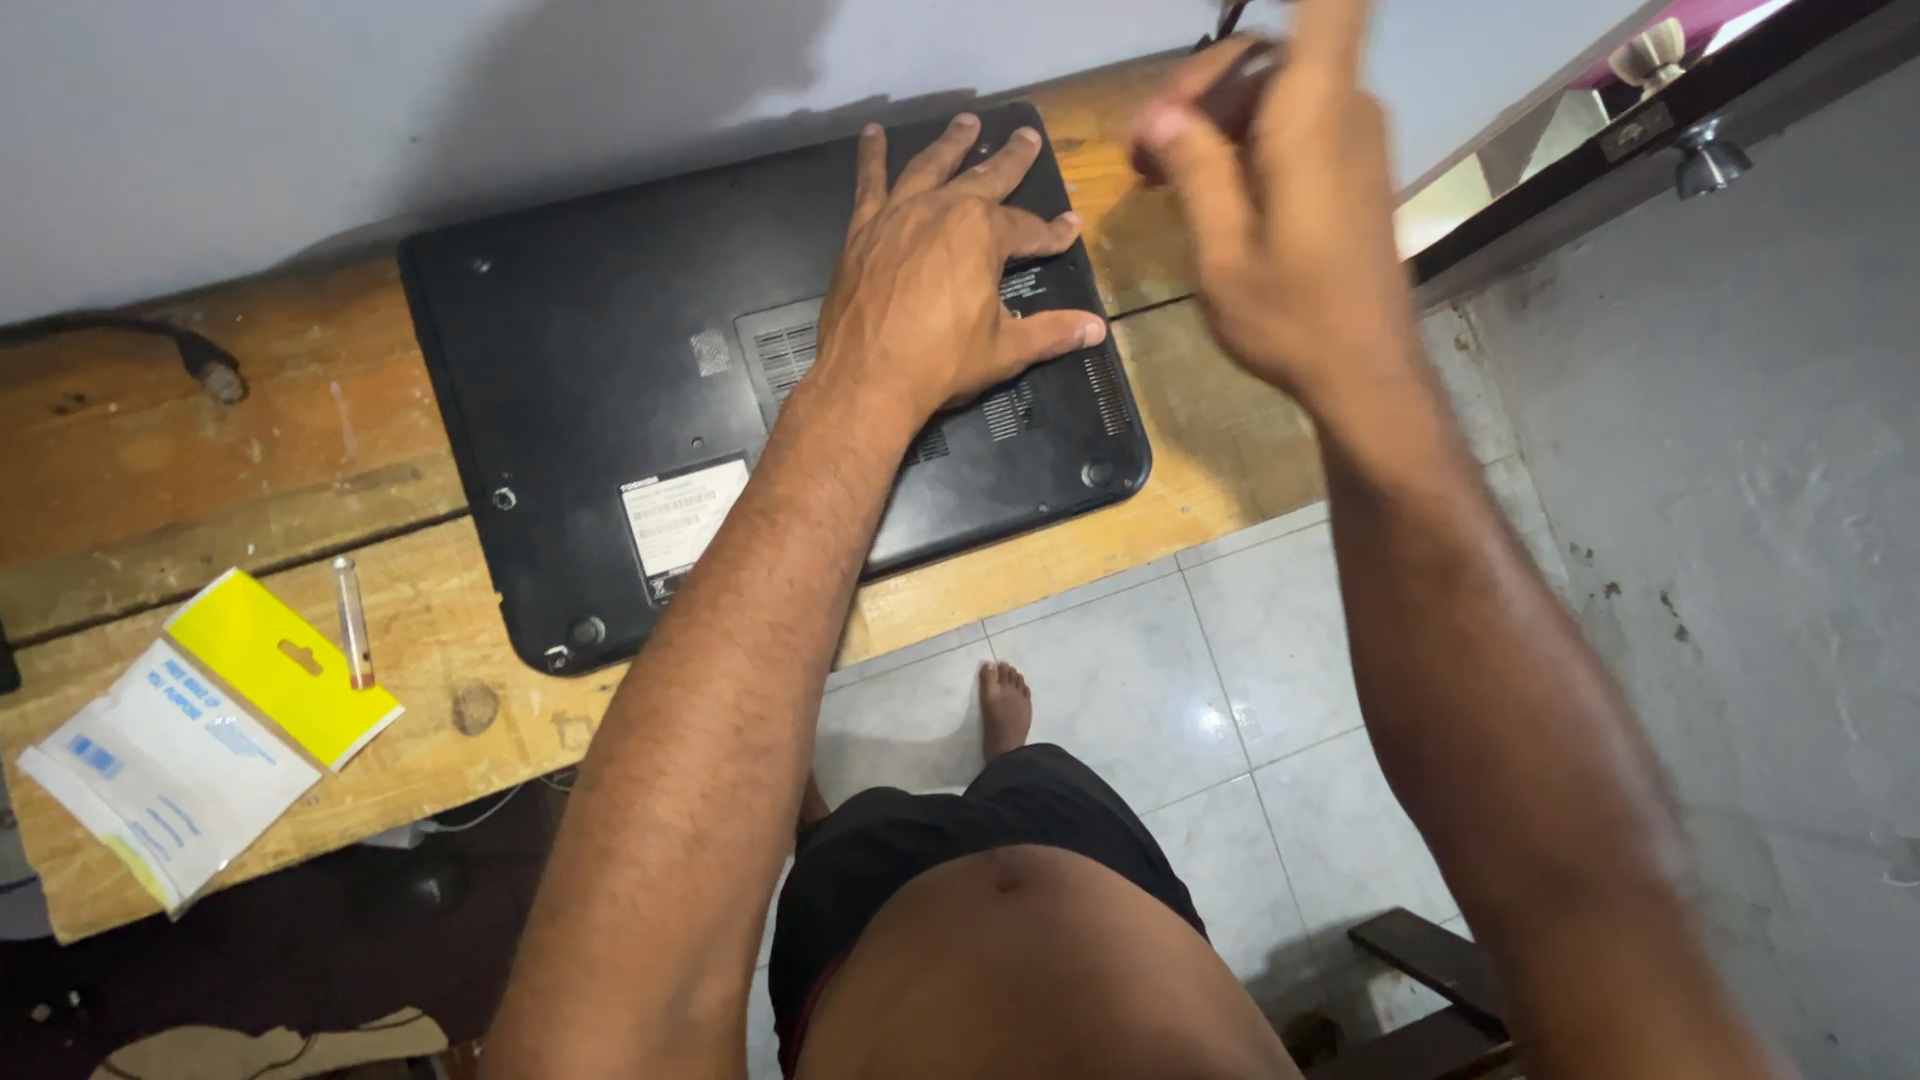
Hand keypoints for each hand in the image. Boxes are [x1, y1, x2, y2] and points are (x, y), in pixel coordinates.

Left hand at [809, 113, 1108, 422]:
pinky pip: (870, 184)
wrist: (867, 379)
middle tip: (1028, 137)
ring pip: (930, 167)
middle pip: (985, 178)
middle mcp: (942, 209)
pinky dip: (873, 157)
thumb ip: (1051, 332)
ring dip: (952, 143)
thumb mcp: (1005, 350)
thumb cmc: (941, 364)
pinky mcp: (863, 230)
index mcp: (983, 233)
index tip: (1069, 228)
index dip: (1052, 233)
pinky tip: (873, 134)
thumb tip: (1096, 329)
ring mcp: (899, 215)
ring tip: (968, 122)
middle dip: (1012, 160)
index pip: (1028, 230)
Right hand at [1129, 0, 1414, 410]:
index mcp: (1312, 117)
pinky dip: (1243, 141)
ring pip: (1275, 89)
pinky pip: (1293, 122)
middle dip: (1196, 91)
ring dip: (1212, 121)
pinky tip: (1204, 190)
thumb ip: (1196, 172)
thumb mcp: (1222, 254)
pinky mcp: (1351, 166)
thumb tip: (1160, 116)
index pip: (1328, 2)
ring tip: (1158, 178)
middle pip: (1266, 54)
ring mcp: (1353, 137)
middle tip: (1141, 153)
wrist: (1363, 370)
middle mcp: (1344, 108)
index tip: (1224, 9)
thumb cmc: (1290, 319)